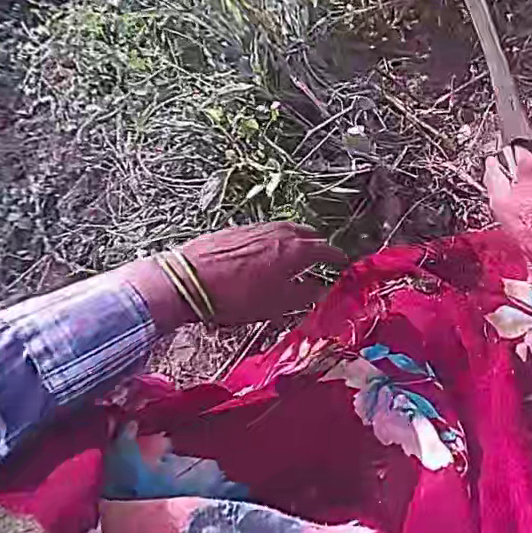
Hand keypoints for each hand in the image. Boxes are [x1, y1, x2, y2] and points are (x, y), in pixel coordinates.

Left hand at [127, 222, 346, 329]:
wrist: (187, 281)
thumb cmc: (235, 298)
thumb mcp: (275, 305)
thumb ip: (302, 295)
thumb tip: (319, 289)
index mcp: (295, 250)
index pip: (326, 250)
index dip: (337, 258)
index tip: (344, 264)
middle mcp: (279, 232)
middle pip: (308, 234)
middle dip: (318, 245)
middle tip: (322, 258)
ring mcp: (257, 228)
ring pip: (286, 229)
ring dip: (297, 239)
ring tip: (297, 253)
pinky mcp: (236, 229)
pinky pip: (266, 231)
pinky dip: (275, 239)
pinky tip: (268, 251)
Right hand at [484, 140, 531, 274]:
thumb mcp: (500, 203)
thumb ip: (493, 175)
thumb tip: (493, 164)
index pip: (512, 141)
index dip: (503, 157)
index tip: (500, 166)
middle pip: (527, 151)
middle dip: (517, 166)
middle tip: (512, 190)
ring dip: (530, 176)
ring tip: (526, 200)